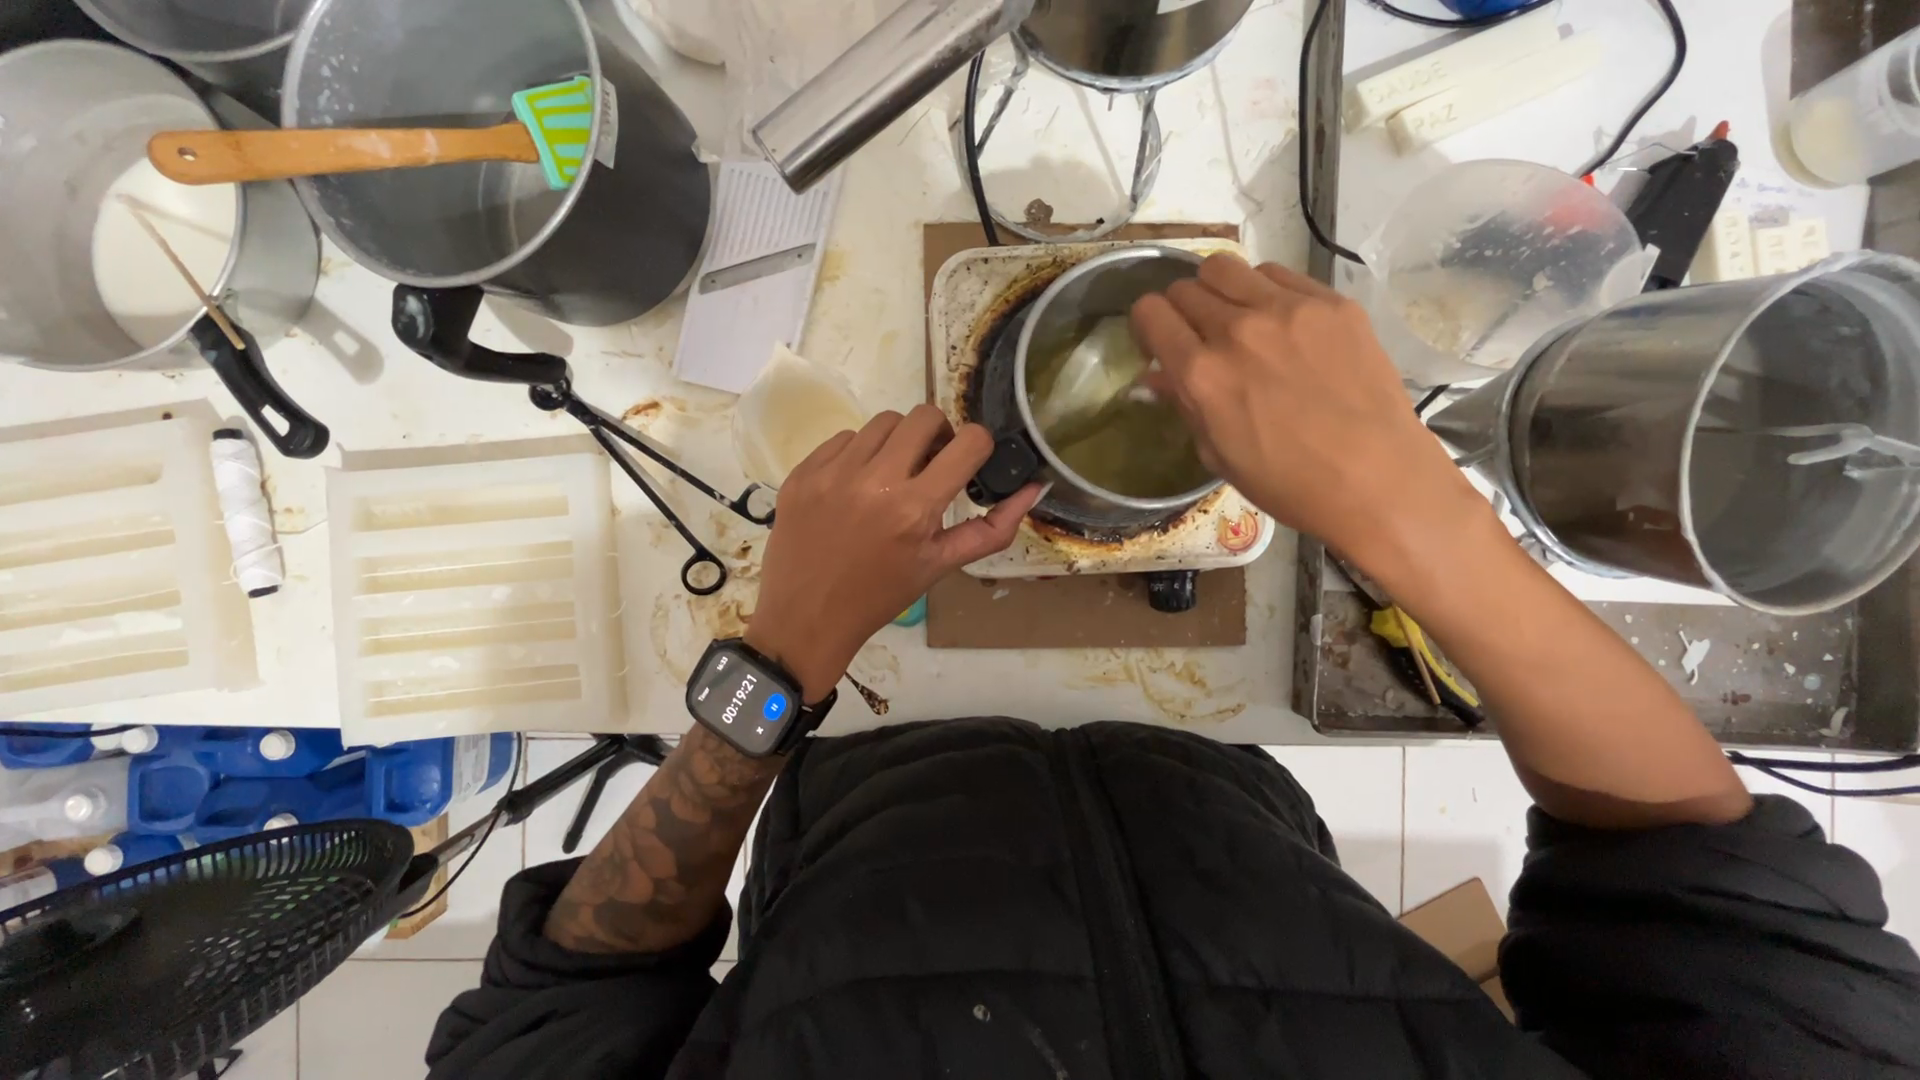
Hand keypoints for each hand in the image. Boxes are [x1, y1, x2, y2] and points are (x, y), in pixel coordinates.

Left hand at [746, 406, 1042, 700]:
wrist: (806, 618)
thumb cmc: (880, 596)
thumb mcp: (941, 565)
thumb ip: (992, 529)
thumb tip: (1034, 489)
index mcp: (914, 507)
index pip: (968, 442)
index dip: (978, 446)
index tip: (967, 463)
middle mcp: (874, 480)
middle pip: (923, 416)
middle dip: (938, 434)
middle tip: (932, 464)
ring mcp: (832, 472)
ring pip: (882, 422)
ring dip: (897, 442)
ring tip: (892, 476)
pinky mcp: (803, 472)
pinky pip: (844, 438)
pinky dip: (859, 454)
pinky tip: (857, 486)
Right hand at [1130, 253, 1479, 571]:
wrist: (1376, 477)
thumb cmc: (1287, 482)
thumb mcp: (1218, 454)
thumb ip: (1184, 403)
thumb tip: (1158, 374)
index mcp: (1202, 374)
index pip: (1150, 312)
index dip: (1147, 325)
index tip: (1159, 340)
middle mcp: (1237, 330)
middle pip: (1186, 287)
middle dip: (1182, 310)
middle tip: (1199, 335)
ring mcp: (1288, 310)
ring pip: (1226, 268)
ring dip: (1220, 291)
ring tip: (1238, 319)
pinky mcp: (1331, 303)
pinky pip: (1278, 274)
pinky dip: (1266, 291)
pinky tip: (1281, 323)